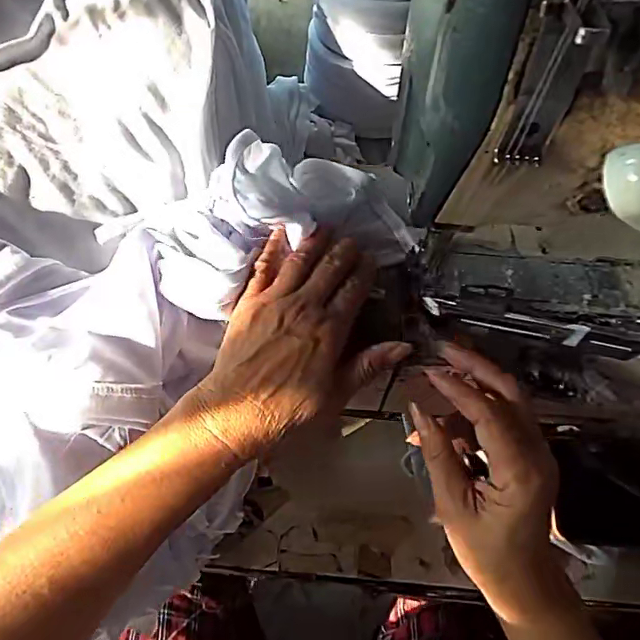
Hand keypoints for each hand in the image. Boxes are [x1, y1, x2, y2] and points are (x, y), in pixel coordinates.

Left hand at [186, 226, 410, 461]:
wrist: (235, 412)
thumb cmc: (287, 410)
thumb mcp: (335, 395)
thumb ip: (367, 365)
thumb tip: (403, 346)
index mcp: (329, 330)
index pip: (353, 290)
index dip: (365, 271)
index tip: (371, 260)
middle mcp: (303, 308)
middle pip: (329, 269)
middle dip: (344, 251)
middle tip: (353, 240)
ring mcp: (273, 301)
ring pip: (299, 262)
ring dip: (314, 242)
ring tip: (325, 227)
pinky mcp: (248, 303)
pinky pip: (263, 267)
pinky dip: (273, 247)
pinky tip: (280, 233)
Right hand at [409, 343, 566, 621]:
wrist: (524, 579)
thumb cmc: (486, 552)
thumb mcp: (452, 505)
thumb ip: (438, 454)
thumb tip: (419, 411)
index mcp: (521, 469)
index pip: (489, 413)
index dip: (457, 388)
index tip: (428, 372)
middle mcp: (538, 452)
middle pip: (510, 393)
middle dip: (476, 366)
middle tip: (442, 349)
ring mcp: (539, 451)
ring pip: (511, 400)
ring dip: (477, 381)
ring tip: (440, 372)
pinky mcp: (531, 454)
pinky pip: (507, 418)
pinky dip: (478, 407)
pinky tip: (448, 411)